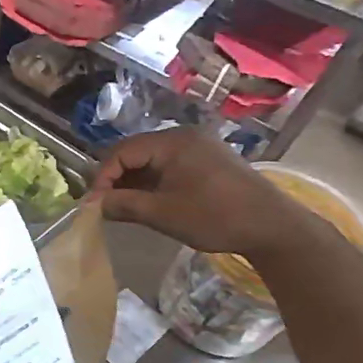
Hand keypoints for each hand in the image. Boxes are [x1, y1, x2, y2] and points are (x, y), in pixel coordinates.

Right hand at [88, 128, 293, 255]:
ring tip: (121, 208)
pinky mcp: (206, 161)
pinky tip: (145, 202)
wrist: (270, 225)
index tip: (93, 205)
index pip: (121, 151)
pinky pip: (167, 165)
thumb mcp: (162, 213)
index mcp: (172, 142)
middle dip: (115, 179)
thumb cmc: (214, 217)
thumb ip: (123, 205)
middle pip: (135, 152)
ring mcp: (197, 147)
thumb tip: (92, 205)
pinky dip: (151, 182)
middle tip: (103, 207)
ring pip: (150, 160)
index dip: (102, 177)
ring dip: (132, 182)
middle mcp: (183, 136)